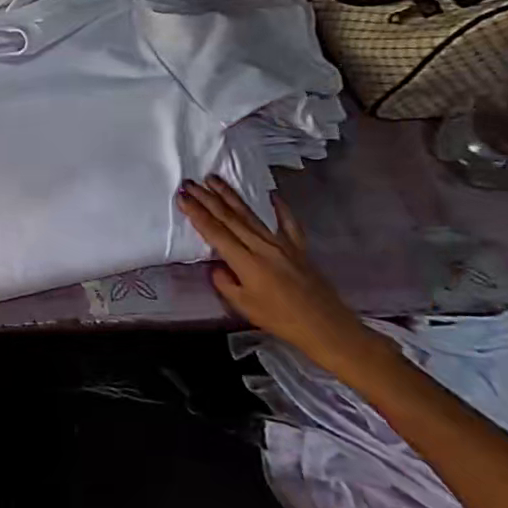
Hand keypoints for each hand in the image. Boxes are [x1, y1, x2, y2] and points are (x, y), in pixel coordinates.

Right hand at [178, 177, 383, 368]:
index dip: (196, 213)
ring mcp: (282, 244)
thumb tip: (217, 266)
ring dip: (231, 196)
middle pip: (230, 217)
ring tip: (215, 180)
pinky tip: (271, 195)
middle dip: (207, 198)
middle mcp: (262, 246)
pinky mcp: (298, 248)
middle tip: (190, 183)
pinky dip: (279, 207)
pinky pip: (287, 222)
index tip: (182, 197)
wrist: (326, 327)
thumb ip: (225, 282)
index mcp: (246, 261)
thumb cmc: (281, 320)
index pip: (215, 232)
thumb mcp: (244, 306)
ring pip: (251, 214)